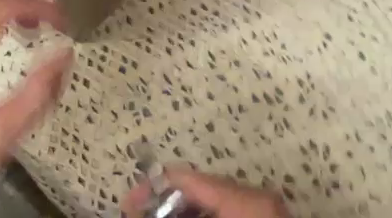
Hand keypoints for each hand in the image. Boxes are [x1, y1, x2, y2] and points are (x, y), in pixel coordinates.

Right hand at [121, 167, 290, 217]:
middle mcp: (253, 195)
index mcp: (239, 196)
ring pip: (212, 202)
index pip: (182, 177)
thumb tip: (135, 213)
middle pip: (197, 188)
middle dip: (166, 204)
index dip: (149, 188)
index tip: (127, 205)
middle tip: (141, 215)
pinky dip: (205, 217)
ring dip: (184, 212)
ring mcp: (264, 209)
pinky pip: (228, 212)